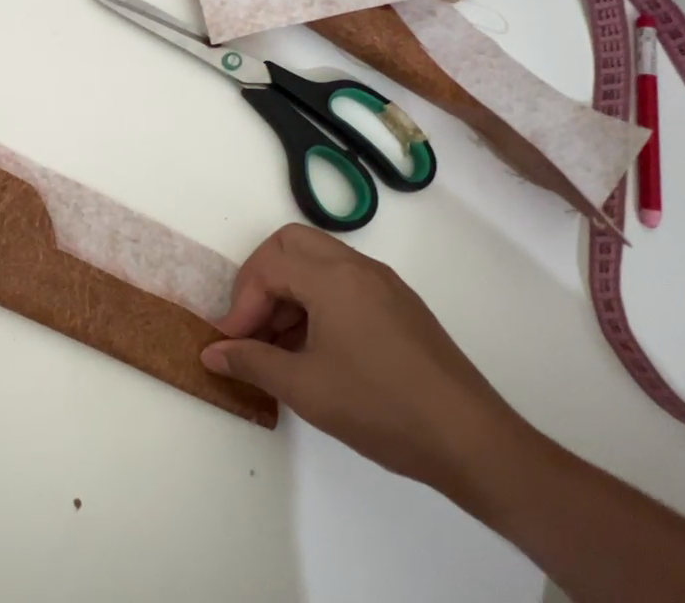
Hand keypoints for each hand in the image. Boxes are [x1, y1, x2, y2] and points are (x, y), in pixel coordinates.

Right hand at [200, 224, 530, 497]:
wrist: (471, 441)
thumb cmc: (379, 407)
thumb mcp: (303, 387)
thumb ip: (250, 362)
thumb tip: (212, 353)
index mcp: (333, 279)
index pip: (268, 266)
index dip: (241, 302)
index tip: (234, 343)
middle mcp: (359, 269)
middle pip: (292, 244)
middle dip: (261, 278)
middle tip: (253, 323)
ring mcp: (386, 286)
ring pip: (320, 262)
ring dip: (290, 291)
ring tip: (280, 346)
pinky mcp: (402, 307)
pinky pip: (345, 283)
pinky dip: (318, 301)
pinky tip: (317, 351)